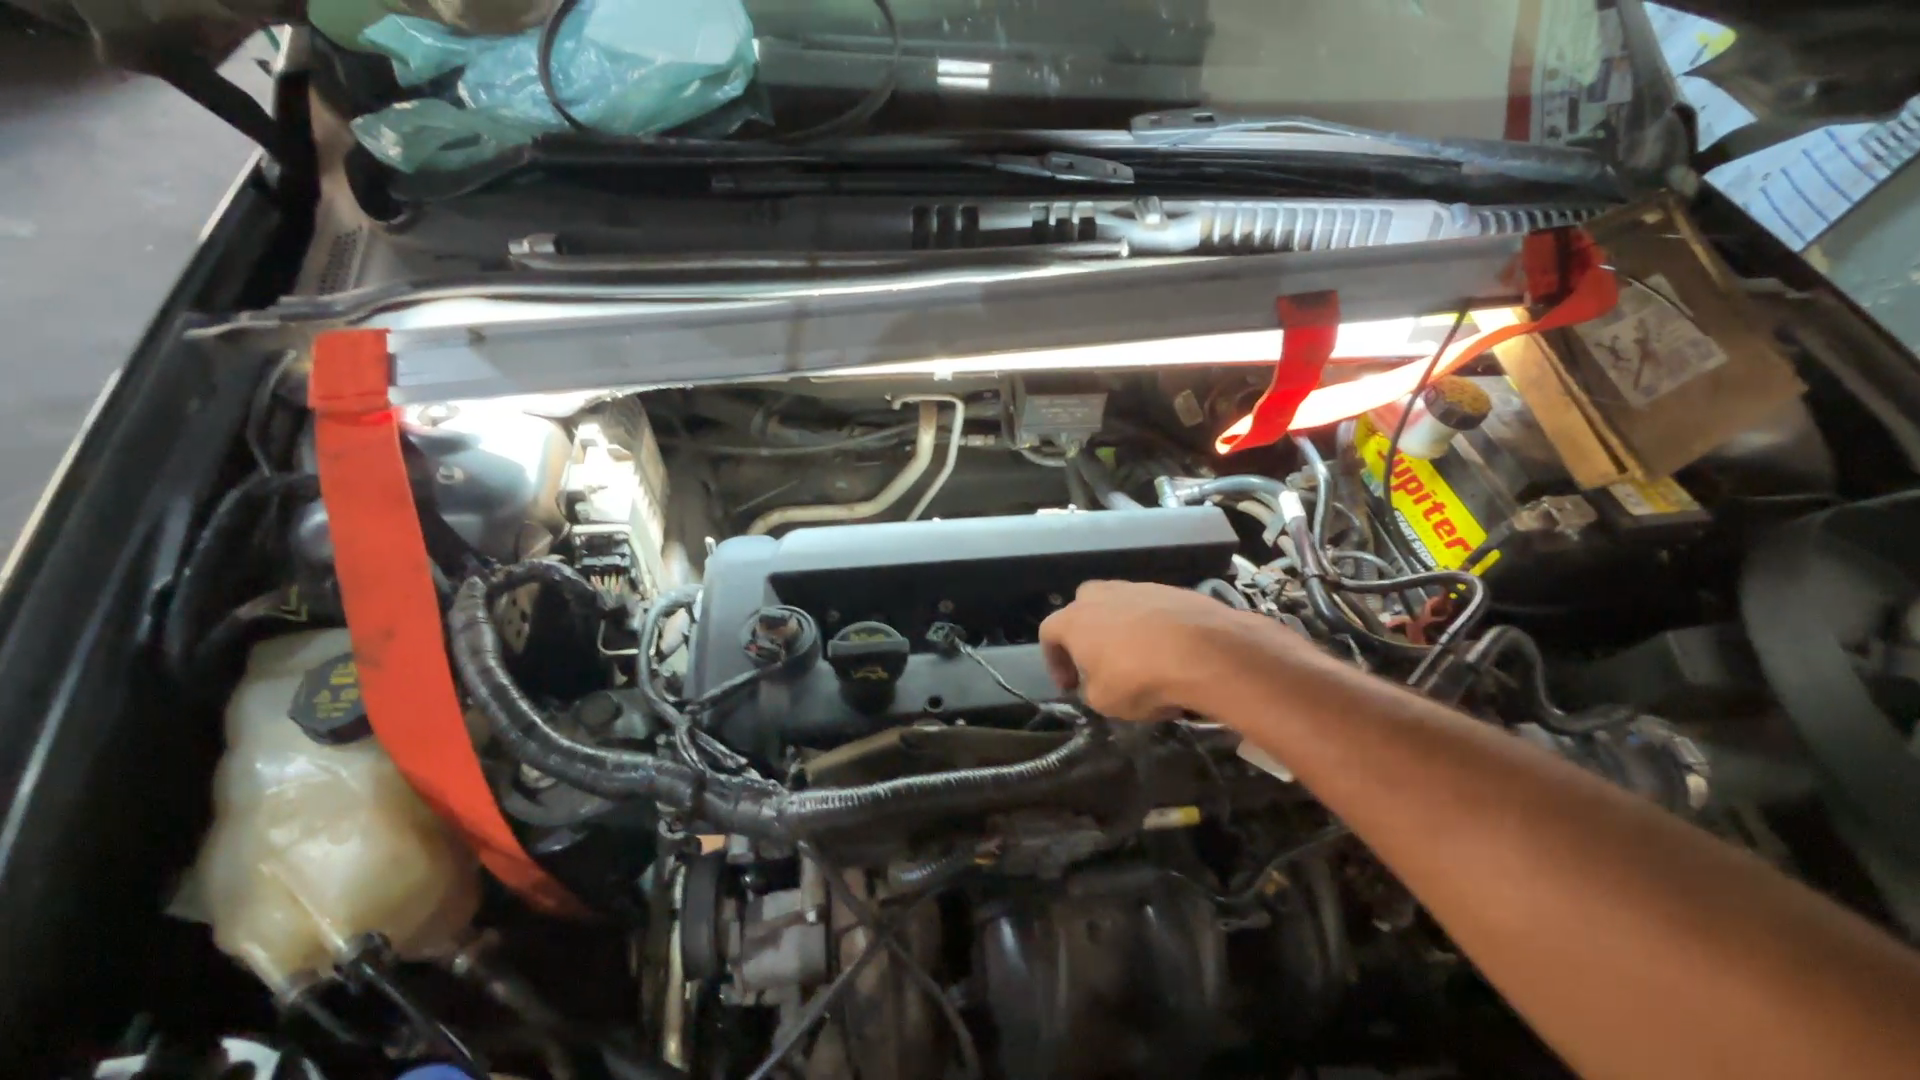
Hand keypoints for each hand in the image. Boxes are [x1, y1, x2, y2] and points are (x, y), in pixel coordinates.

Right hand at [1038, 580, 1298, 721]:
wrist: (1206, 651)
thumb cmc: (1141, 678)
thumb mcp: (1104, 702)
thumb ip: (1092, 689)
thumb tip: (1098, 683)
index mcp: (1074, 619)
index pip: (1049, 633)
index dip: (1055, 661)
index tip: (1069, 686)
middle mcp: (1102, 595)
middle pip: (1084, 607)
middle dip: (1088, 633)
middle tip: (1100, 661)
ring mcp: (1140, 588)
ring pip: (1122, 606)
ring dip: (1124, 630)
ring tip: (1141, 660)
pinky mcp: (1174, 590)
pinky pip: (1155, 610)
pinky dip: (1156, 629)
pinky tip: (1172, 653)